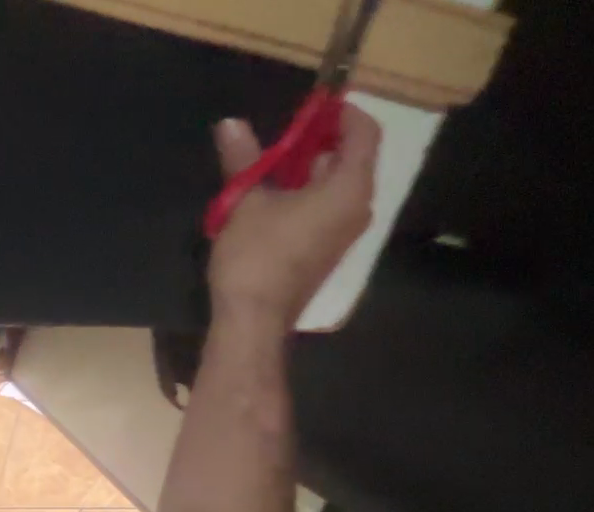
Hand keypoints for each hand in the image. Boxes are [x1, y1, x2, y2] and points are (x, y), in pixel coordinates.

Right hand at [206, 105, 378, 328]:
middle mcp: (357, 208)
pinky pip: (323, 213)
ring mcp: (342, 235)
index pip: (362, 133)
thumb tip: (230, 124)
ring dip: (307, 175)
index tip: (312, 109)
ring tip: (269, 172)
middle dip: (318, 145)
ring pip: (334, 190)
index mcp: (349, 187)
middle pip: (350, 161)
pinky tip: (270, 205)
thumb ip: (243, 161)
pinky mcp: (323, 255)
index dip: (340, 115)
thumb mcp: (244, 203)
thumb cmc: (255, 256)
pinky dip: (304, 200)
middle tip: (283, 139)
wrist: (253, 320)